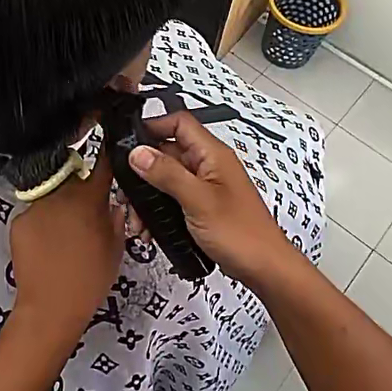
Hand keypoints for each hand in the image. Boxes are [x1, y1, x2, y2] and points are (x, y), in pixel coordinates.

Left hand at [8, 160, 121, 334]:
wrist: (51, 306)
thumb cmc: (90, 279)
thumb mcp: (116, 247)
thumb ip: (115, 219)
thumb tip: (112, 205)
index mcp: (89, 199)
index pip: (101, 162)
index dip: (106, 148)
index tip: (106, 133)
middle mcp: (60, 196)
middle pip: (74, 178)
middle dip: (83, 188)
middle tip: (90, 211)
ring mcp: (36, 207)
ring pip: (54, 196)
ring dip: (62, 206)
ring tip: (69, 234)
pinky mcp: (18, 222)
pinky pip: (36, 212)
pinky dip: (44, 222)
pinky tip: (50, 243)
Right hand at [126, 112, 300, 284]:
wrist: (263, 267)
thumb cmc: (244, 234)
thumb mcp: (198, 201)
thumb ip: (168, 174)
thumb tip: (139, 153)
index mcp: (213, 155)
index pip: (179, 123)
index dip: (152, 127)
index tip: (129, 144)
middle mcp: (210, 167)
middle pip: (168, 153)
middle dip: (144, 172)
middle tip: (128, 193)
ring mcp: (207, 187)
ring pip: (168, 180)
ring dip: (150, 197)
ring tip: (139, 219)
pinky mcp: (204, 207)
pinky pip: (175, 200)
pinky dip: (160, 212)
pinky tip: (152, 229)